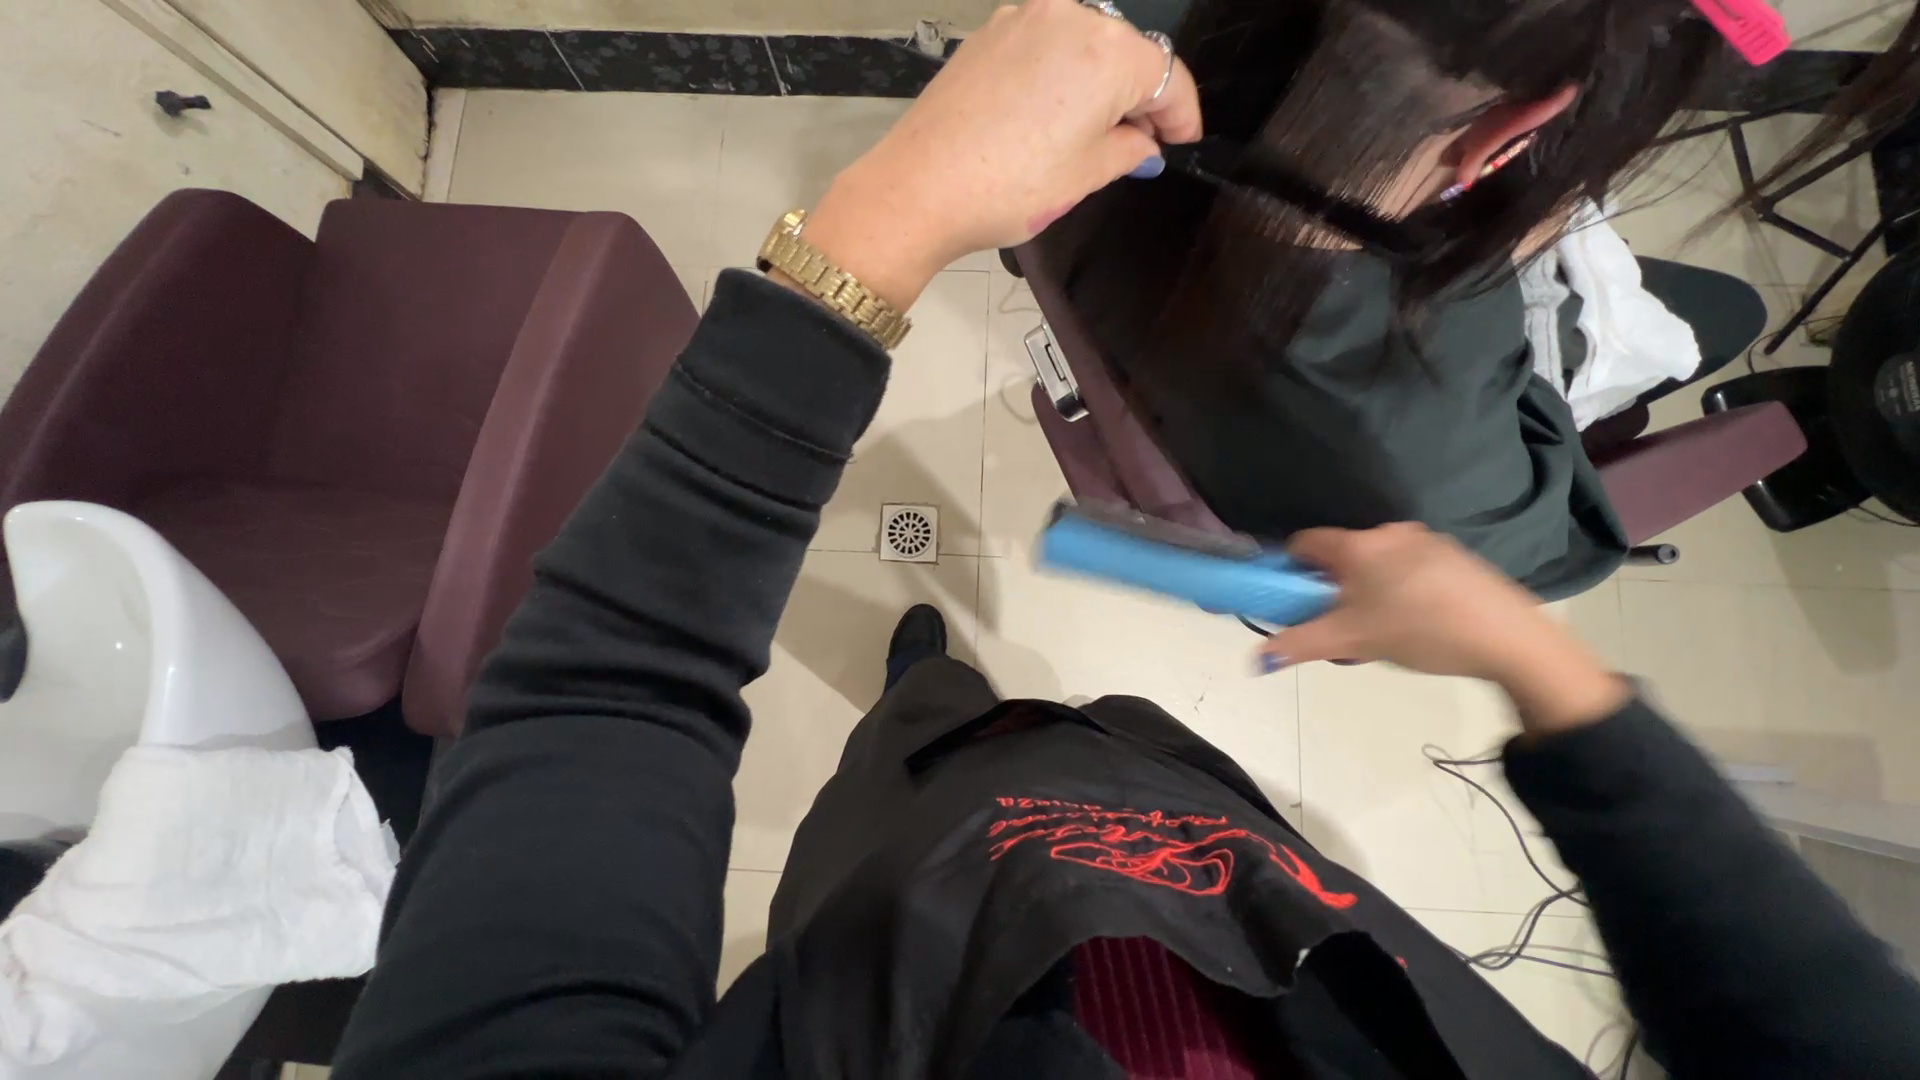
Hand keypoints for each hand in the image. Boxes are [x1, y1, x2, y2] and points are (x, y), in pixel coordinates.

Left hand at [797, 0, 1201, 307]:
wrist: (920, 187)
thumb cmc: (1007, 187)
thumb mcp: (1084, 177)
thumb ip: (1128, 150)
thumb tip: (1144, 142)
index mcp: (1108, 52)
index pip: (1167, 76)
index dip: (1181, 114)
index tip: (1181, 141)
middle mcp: (1070, 17)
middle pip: (1125, 54)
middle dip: (1138, 98)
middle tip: (1139, 144)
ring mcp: (1024, 19)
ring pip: (1083, 47)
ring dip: (1096, 86)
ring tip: (1091, 136)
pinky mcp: (990, 34)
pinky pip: (1044, 48)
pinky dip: (1059, 77)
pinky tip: (1051, 117)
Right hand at [1261, 524, 1628, 733]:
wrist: (1510, 640)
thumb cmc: (1418, 630)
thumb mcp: (1350, 641)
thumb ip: (1298, 645)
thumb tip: (1255, 659)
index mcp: (1356, 545)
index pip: (1303, 543)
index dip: (1289, 569)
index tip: (1294, 599)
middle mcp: (1387, 532)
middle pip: (1339, 557)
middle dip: (1330, 589)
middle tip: (1339, 625)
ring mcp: (1426, 541)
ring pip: (1375, 564)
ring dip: (1365, 592)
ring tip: (1380, 631)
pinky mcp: (1456, 558)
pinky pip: (1407, 568)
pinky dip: (1398, 590)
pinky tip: (1416, 624)